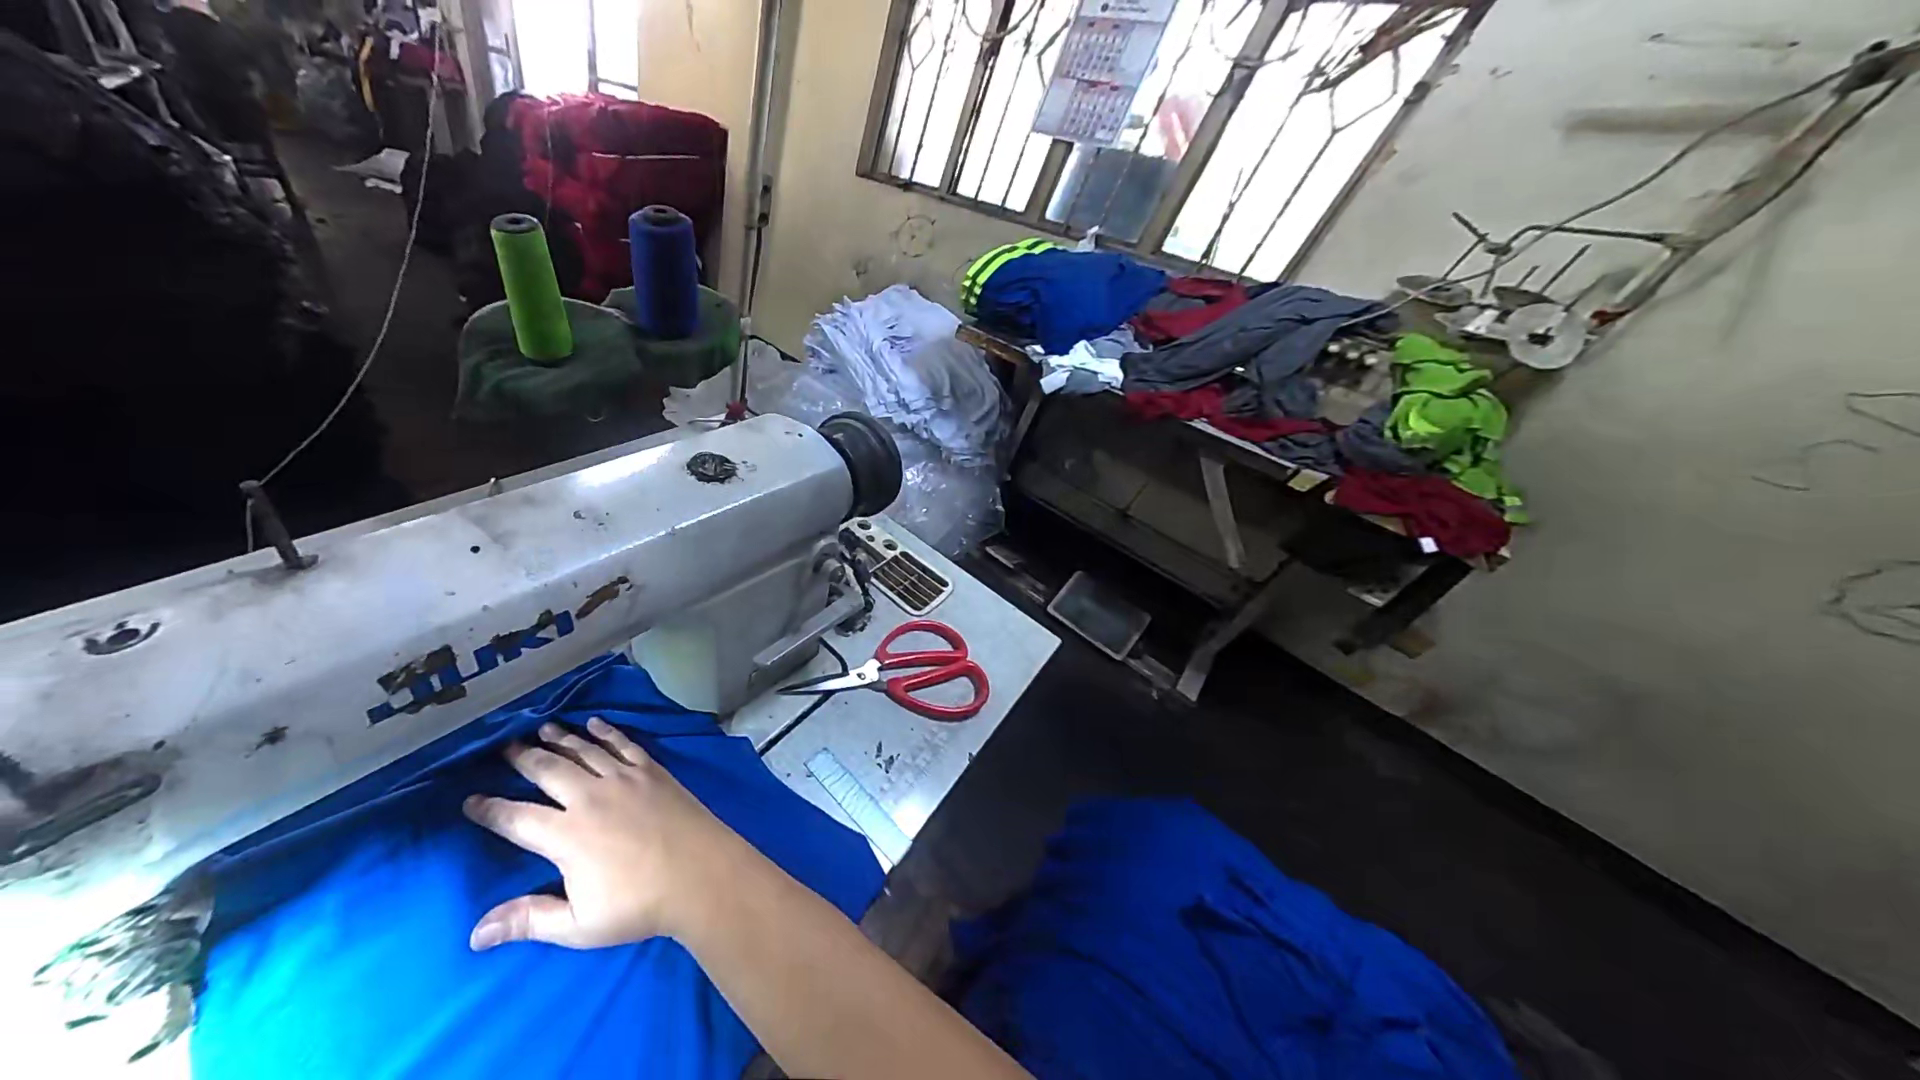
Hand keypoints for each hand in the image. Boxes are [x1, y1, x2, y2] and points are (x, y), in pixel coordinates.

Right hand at [462, 717, 748, 951]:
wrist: (703, 874)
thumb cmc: (641, 904)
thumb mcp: (579, 925)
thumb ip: (529, 921)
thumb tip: (474, 934)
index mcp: (567, 835)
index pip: (516, 818)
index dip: (489, 809)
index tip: (469, 800)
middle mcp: (591, 798)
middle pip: (549, 770)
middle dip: (523, 758)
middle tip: (505, 746)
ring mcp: (625, 779)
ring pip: (585, 751)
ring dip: (561, 739)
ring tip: (542, 729)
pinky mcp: (653, 771)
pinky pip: (624, 744)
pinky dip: (607, 732)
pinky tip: (595, 723)